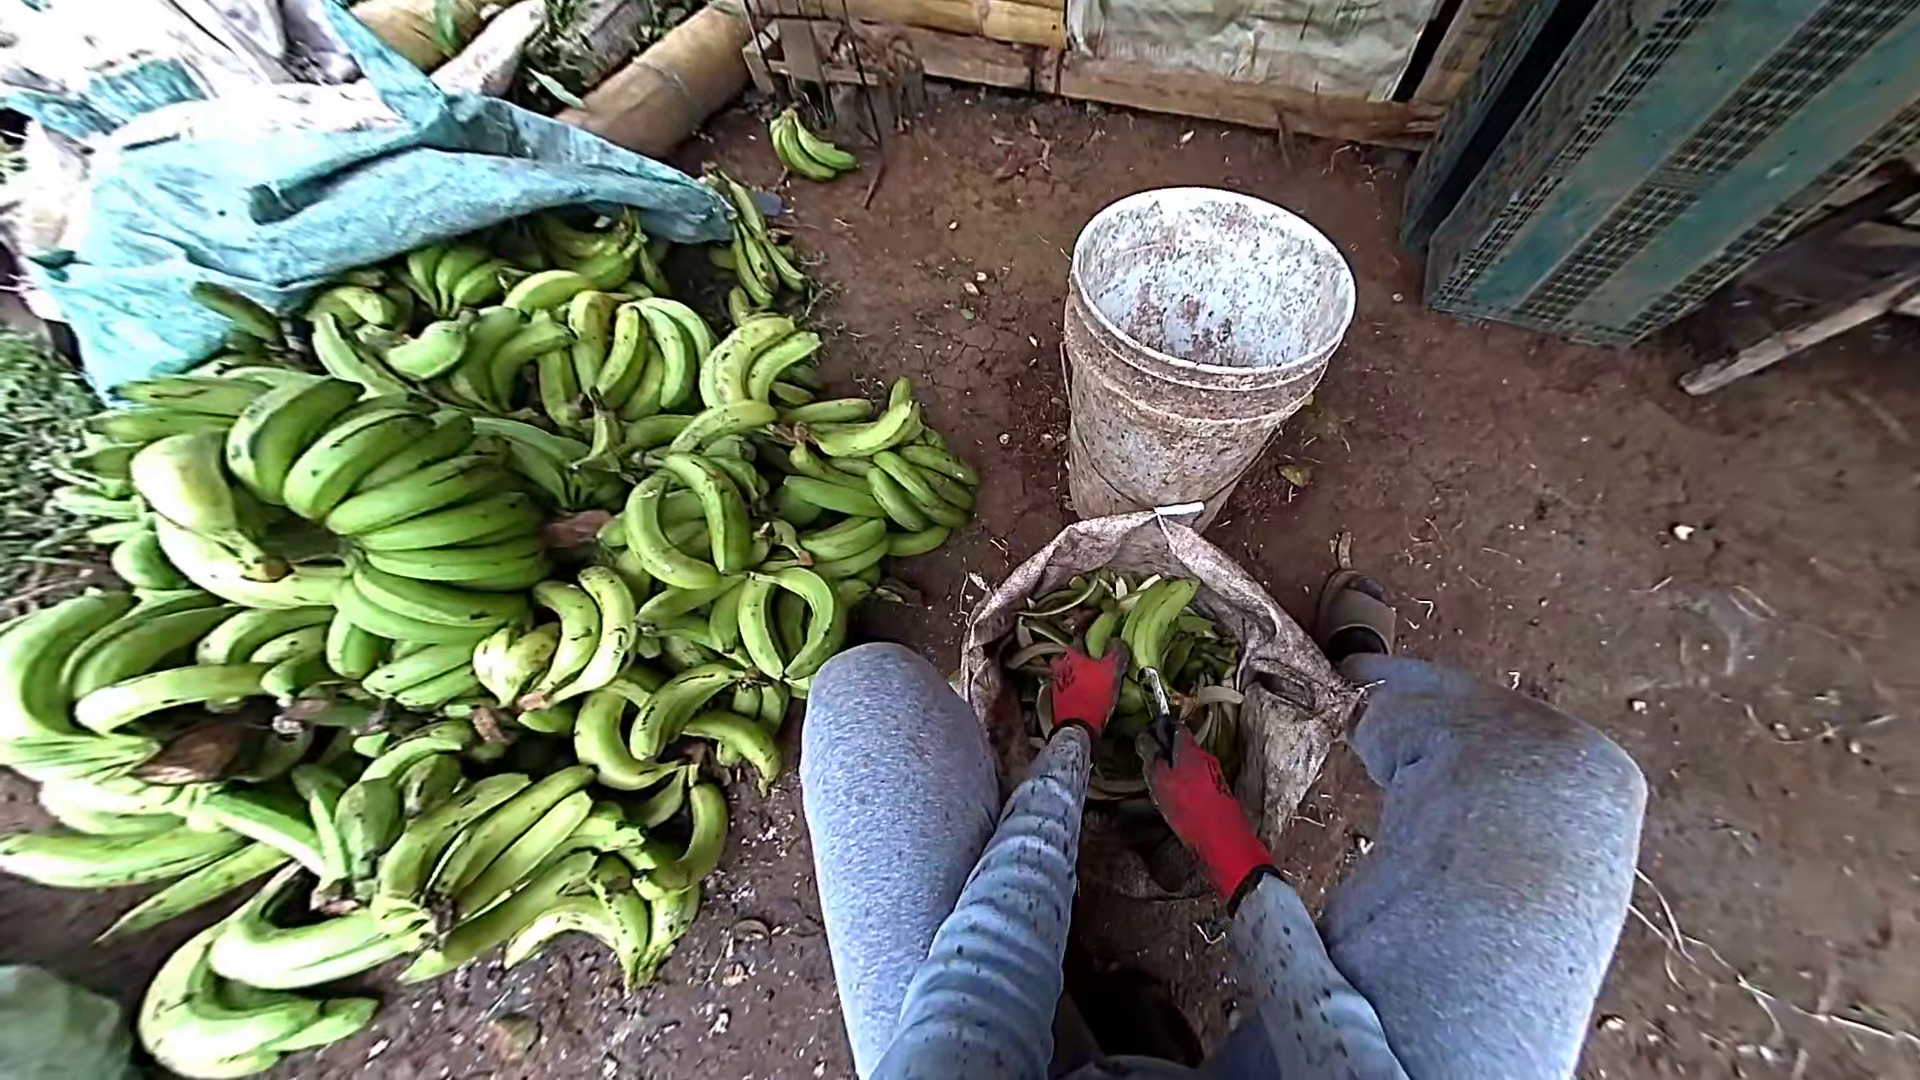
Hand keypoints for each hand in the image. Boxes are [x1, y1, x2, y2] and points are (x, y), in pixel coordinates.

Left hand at [1046, 642, 1128, 737]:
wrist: (1077, 728)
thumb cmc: (1093, 696)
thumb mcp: (1111, 672)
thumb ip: (1115, 653)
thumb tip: (1117, 640)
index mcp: (1071, 655)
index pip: (1079, 639)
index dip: (1089, 639)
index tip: (1098, 640)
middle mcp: (1059, 666)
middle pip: (1070, 655)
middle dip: (1080, 657)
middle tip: (1093, 661)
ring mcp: (1056, 682)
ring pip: (1067, 670)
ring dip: (1076, 672)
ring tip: (1090, 678)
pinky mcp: (1056, 698)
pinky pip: (1066, 685)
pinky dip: (1073, 686)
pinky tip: (1084, 692)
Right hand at [1138, 727, 1274, 903]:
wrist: (1225, 842)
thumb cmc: (1188, 808)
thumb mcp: (1160, 780)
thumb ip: (1152, 756)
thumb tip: (1145, 735)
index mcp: (1190, 750)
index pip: (1175, 726)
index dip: (1160, 726)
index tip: (1146, 733)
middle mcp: (1206, 757)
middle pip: (1183, 745)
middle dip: (1167, 750)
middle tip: (1149, 760)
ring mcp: (1215, 775)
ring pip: (1190, 763)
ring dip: (1176, 768)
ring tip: (1160, 782)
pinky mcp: (1219, 792)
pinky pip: (1198, 779)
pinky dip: (1185, 782)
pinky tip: (1177, 797)